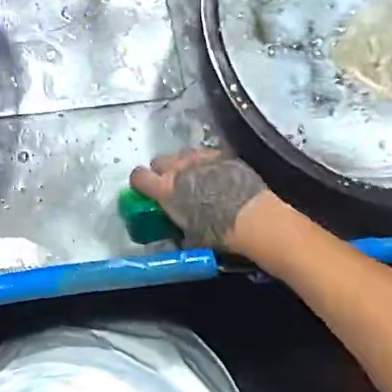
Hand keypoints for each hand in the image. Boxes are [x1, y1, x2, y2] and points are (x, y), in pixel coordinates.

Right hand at [129, 149, 273, 252]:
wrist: (253, 217)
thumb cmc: (217, 232)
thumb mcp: (190, 237)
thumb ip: (178, 229)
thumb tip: (177, 234)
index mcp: (165, 189)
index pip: (138, 176)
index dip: (139, 182)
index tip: (145, 190)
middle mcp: (179, 168)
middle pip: (160, 160)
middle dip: (162, 171)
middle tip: (172, 186)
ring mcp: (202, 158)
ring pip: (183, 153)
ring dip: (184, 164)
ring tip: (194, 177)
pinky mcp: (223, 154)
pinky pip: (206, 154)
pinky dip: (206, 162)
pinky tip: (215, 173)